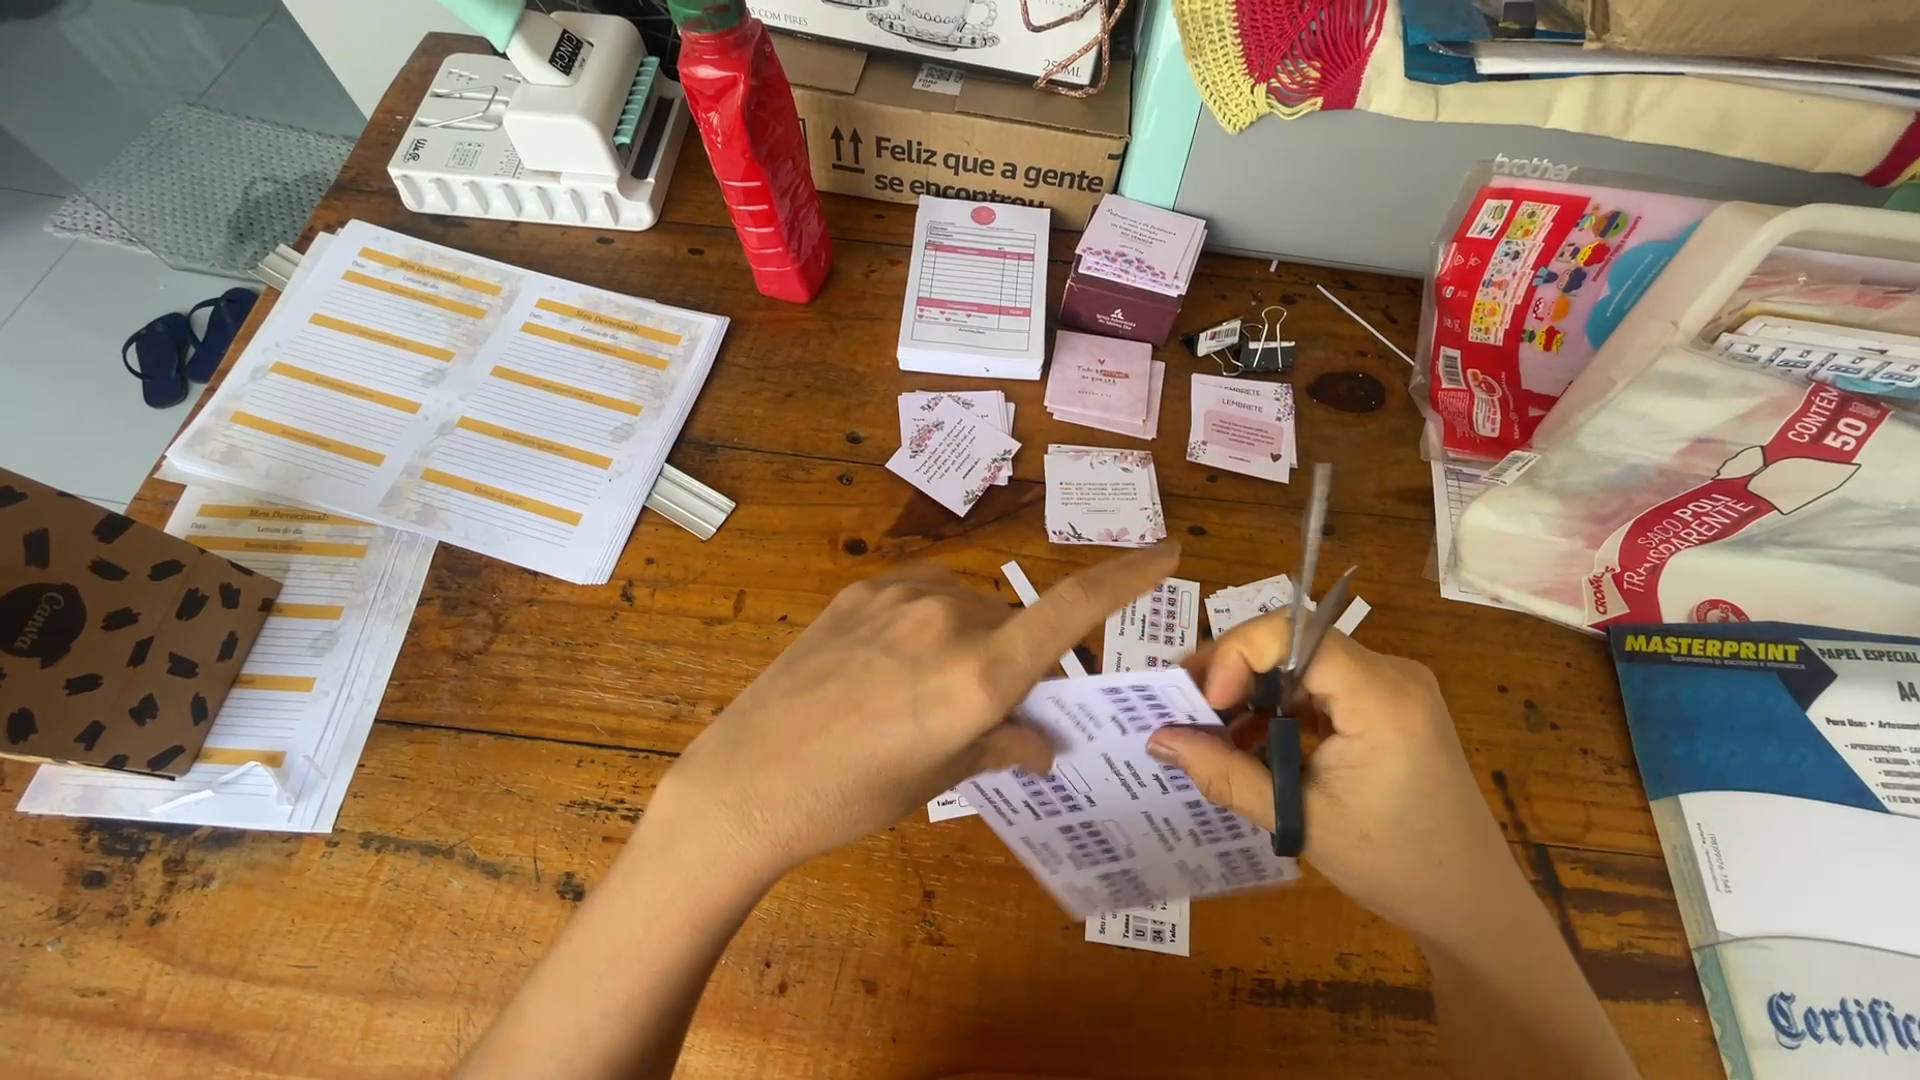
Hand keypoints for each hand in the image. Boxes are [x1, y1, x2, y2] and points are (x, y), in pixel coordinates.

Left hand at [653, 546, 1179, 881]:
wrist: (747, 778)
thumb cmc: (853, 795)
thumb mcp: (940, 776)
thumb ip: (1002, 742)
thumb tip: (1044, 741)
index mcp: (976, 673)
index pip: (1072, 609)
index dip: (1127, 576)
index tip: (1167, 552)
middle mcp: (946, 618)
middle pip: (1016, 621)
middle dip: (1020, 657)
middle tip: (994, 705)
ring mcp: (898, 596)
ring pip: (969, 605)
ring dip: (972, 638)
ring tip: (927, 689)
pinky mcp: (859, 590)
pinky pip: (923, 595)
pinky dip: (932, 622)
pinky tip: (893, 661)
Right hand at [1145, 615, 1516, 937]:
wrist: (1473, 905)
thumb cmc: (1394, 866)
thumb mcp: (1300, 820)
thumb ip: (1225, 772)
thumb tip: (1158, 738)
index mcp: (1382, 698)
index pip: (1293, 634)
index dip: (1238, 655)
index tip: (1206, 703)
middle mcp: (1391, 675)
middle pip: (1292, 641)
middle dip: (1232, 669)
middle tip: (1184, 706)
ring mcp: (1392, 686)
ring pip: (1300, 660)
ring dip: (1251, 688)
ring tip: (1209, 727)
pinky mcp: (1386, 703)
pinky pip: (1319, 683)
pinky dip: (1278, 703)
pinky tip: (1250, 738)